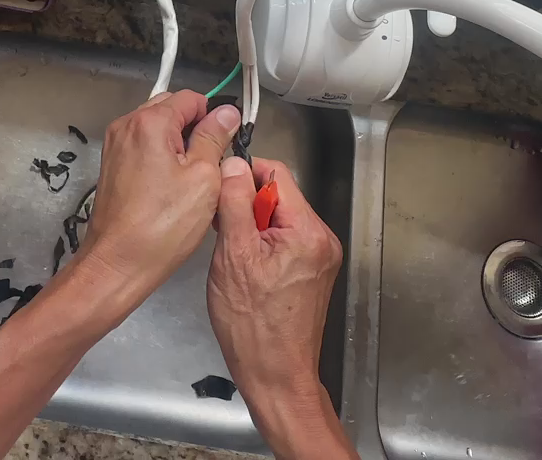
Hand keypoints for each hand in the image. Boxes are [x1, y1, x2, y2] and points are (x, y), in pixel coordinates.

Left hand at [76, 91, 240, 304]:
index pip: (191, 98)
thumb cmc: (164, 225)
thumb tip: (227, 112)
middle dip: (193, 128)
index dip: (213, 117)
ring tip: (189, 178)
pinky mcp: (112, 163)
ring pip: (156, 127)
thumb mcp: (204, 178)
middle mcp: (127, 124)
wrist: (118, 263)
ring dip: (176, 142)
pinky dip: (159, 155)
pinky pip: (143, 145)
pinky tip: (170, 185)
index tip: (224, 144)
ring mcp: (116, 144)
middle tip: (208, 164)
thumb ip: (215, 138)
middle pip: (171, 108)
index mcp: (150, 121)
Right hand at [207, 158, 350, 457]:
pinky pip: (284, 238)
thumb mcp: (234, 254)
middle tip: (220, 227)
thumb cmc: (252, 323)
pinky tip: (243, 264)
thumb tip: (233, 163)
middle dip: (246, 203)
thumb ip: (235, 202)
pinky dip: (261, 242)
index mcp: (308, 229)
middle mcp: (322, 238)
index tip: (220, 192)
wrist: (276, 378)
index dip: (244, 175)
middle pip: (278, 194)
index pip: (276, 173)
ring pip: (278, 217)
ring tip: (230, 251)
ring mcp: (319, 256)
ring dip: (251, 224)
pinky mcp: (311, 271)